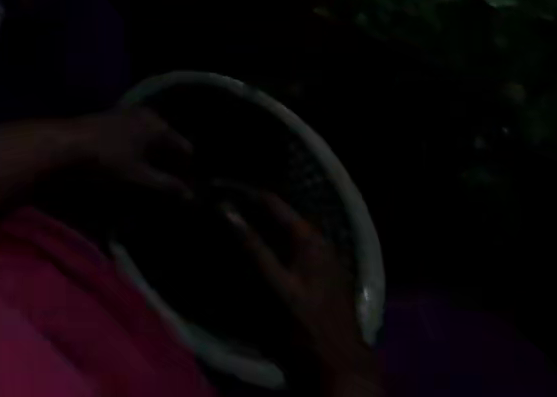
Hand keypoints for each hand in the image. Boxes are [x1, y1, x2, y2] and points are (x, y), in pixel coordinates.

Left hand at [76, 108, 193, 197]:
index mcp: (157, 125)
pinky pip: (138, 133)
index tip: (189, 188)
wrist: (69, 142)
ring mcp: (129, 113)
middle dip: (172, 162)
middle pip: (168, 140)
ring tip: (157, 177)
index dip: (188, 169)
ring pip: (152, 137)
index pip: (184, 148)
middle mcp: (146, 114)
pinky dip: (142, 148)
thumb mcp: (139, 176)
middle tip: (174, 185)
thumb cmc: (108, 159)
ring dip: (156, 156)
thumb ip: (166, 185)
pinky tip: (137, 163)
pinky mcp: (114, 117)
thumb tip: (190, 195)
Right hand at [223, 189, 378, 391]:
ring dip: (254, 225)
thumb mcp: (278, 285)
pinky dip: (264, 242)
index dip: (243, 192)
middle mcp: (317, 241)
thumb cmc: (309, 325)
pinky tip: (245, 246)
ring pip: (279, 231)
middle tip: (216, 203)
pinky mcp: (314, 275)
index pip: (271, 201)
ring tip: (224, 221)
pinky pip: (284, 247)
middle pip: (276, 215)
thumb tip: (224, 208)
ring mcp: (317, 258)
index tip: (215, 186)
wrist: (340, 370)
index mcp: (311, 238)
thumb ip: (253, 246)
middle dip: (246, 208)